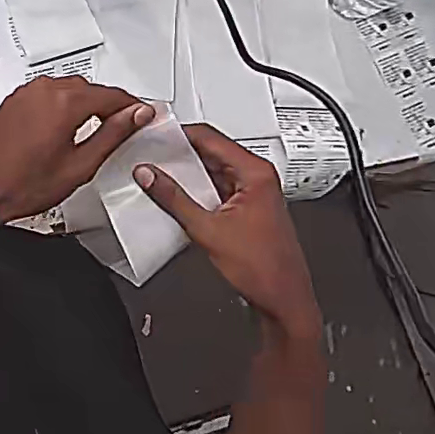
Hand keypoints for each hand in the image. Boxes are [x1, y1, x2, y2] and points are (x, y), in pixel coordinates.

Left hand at [0, 76, 153, 230]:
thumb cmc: (23, 184)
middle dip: (110, 105)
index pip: (111, 95)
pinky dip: (63, 104)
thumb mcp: (81, 165)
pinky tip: (68, 125)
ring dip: (86, 103)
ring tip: (98, 128)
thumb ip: (113, 134)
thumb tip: (135, 115)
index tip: (143, 114)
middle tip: (125, 125)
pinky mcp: (16, 99)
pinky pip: (49, 93)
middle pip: (91, 89)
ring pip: (70, 88)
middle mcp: (43, 90)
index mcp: (63, 103)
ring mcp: (27, 93)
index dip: (132, 106)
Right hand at [134, 125, 319, 335]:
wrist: (283, 299)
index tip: (157, 135)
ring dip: (187, 173)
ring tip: (160, 177)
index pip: (210, 136)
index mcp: (255, 172)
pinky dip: (196, 190)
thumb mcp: (207, 229)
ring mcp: (253, 191)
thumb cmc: (265, 269)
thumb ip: (173, 199)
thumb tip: (151, 176)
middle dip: (180, 154)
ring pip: (212, 169)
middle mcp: (257, 177)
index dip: (179, 134)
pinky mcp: (246, 205)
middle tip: (152, 156)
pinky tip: (178, 198)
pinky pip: (216, 187)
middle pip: (211, 150)